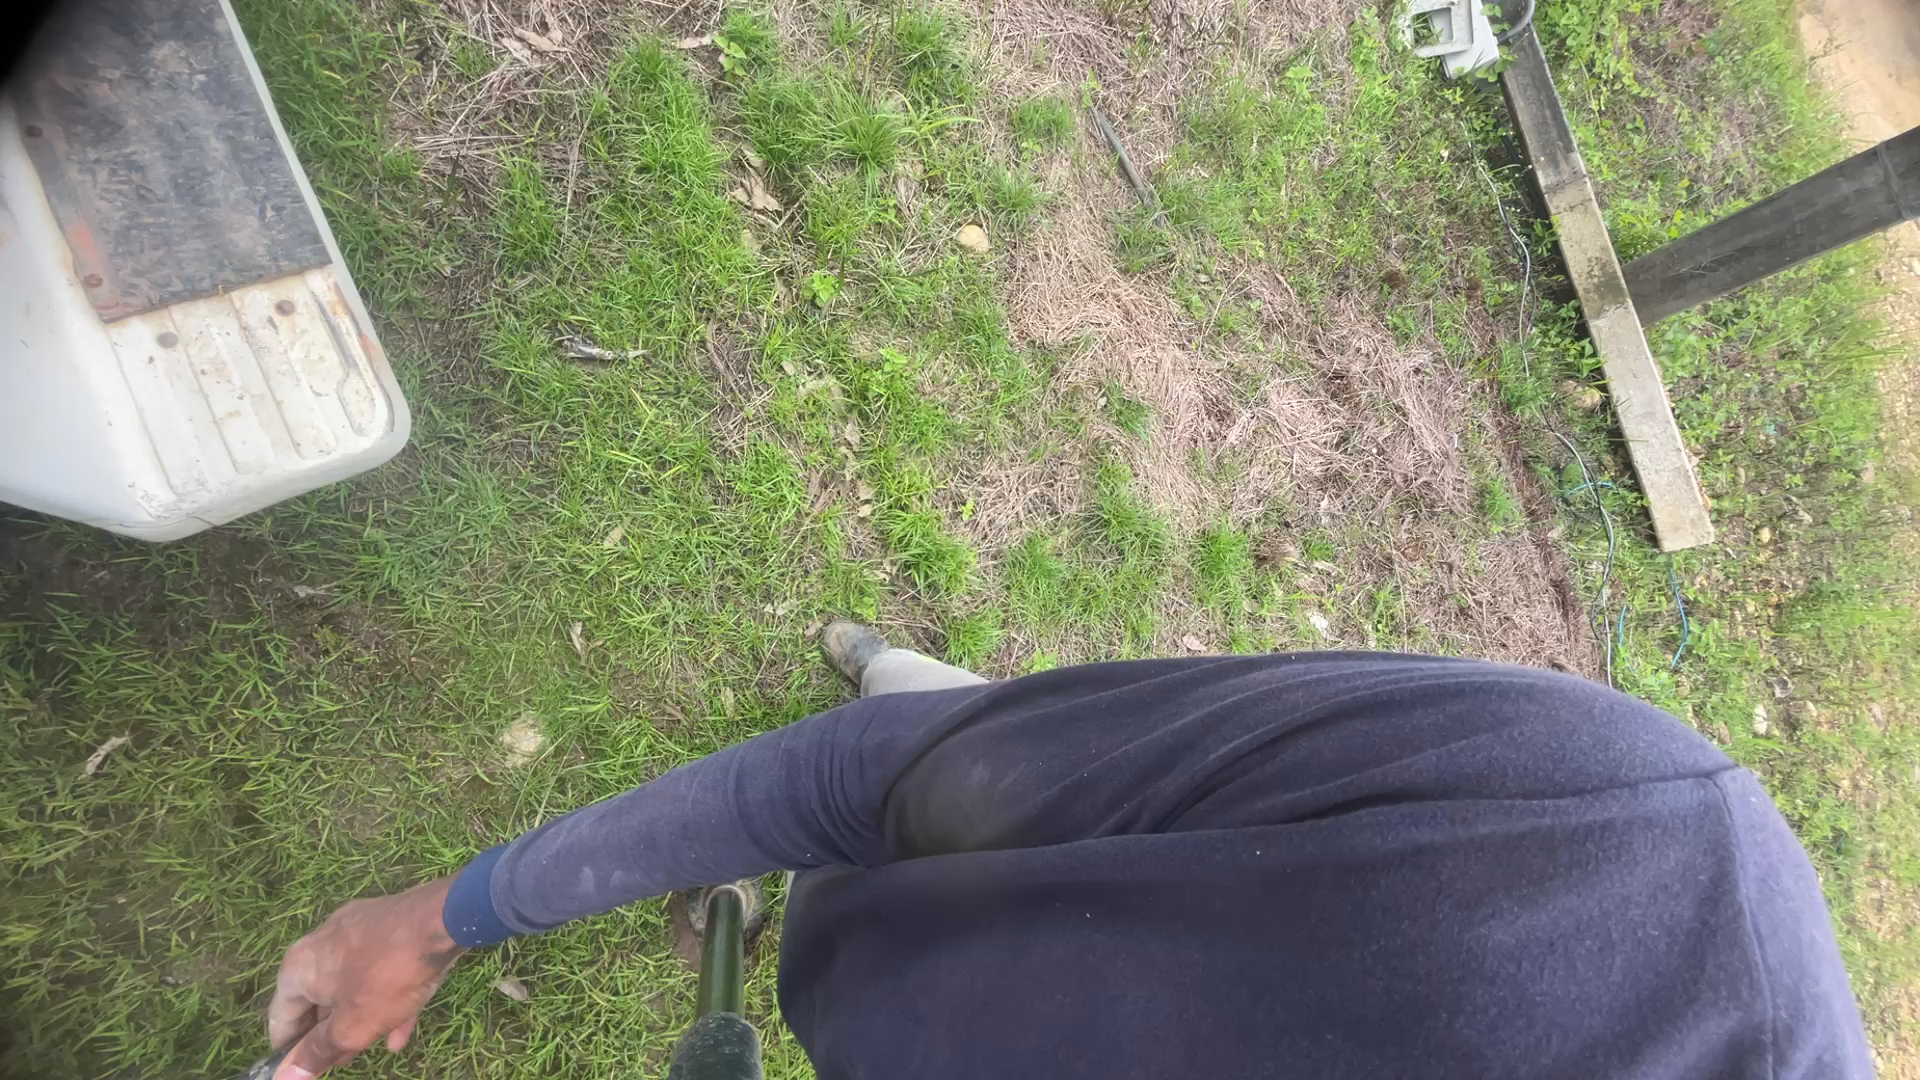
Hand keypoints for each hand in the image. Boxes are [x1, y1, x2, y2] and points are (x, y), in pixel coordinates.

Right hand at [267, 877, 466, 1079]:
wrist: (450, 917)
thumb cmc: (390, 975)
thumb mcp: (352, 1026)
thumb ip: (316, 1053)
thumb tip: (283, 1079)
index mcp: (301, 964)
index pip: (282, 1016)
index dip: (291, 1049)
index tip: (304, 1070)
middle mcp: (329, 939)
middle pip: (321, 997)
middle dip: (334, 1031)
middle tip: (344, 1059)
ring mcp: (368, 926)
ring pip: (359, 983)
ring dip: (366, 1016)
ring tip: (373, 1046)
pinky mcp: (402, 922)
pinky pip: (388, 966)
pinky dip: (392, 995)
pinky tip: (404, 1030)